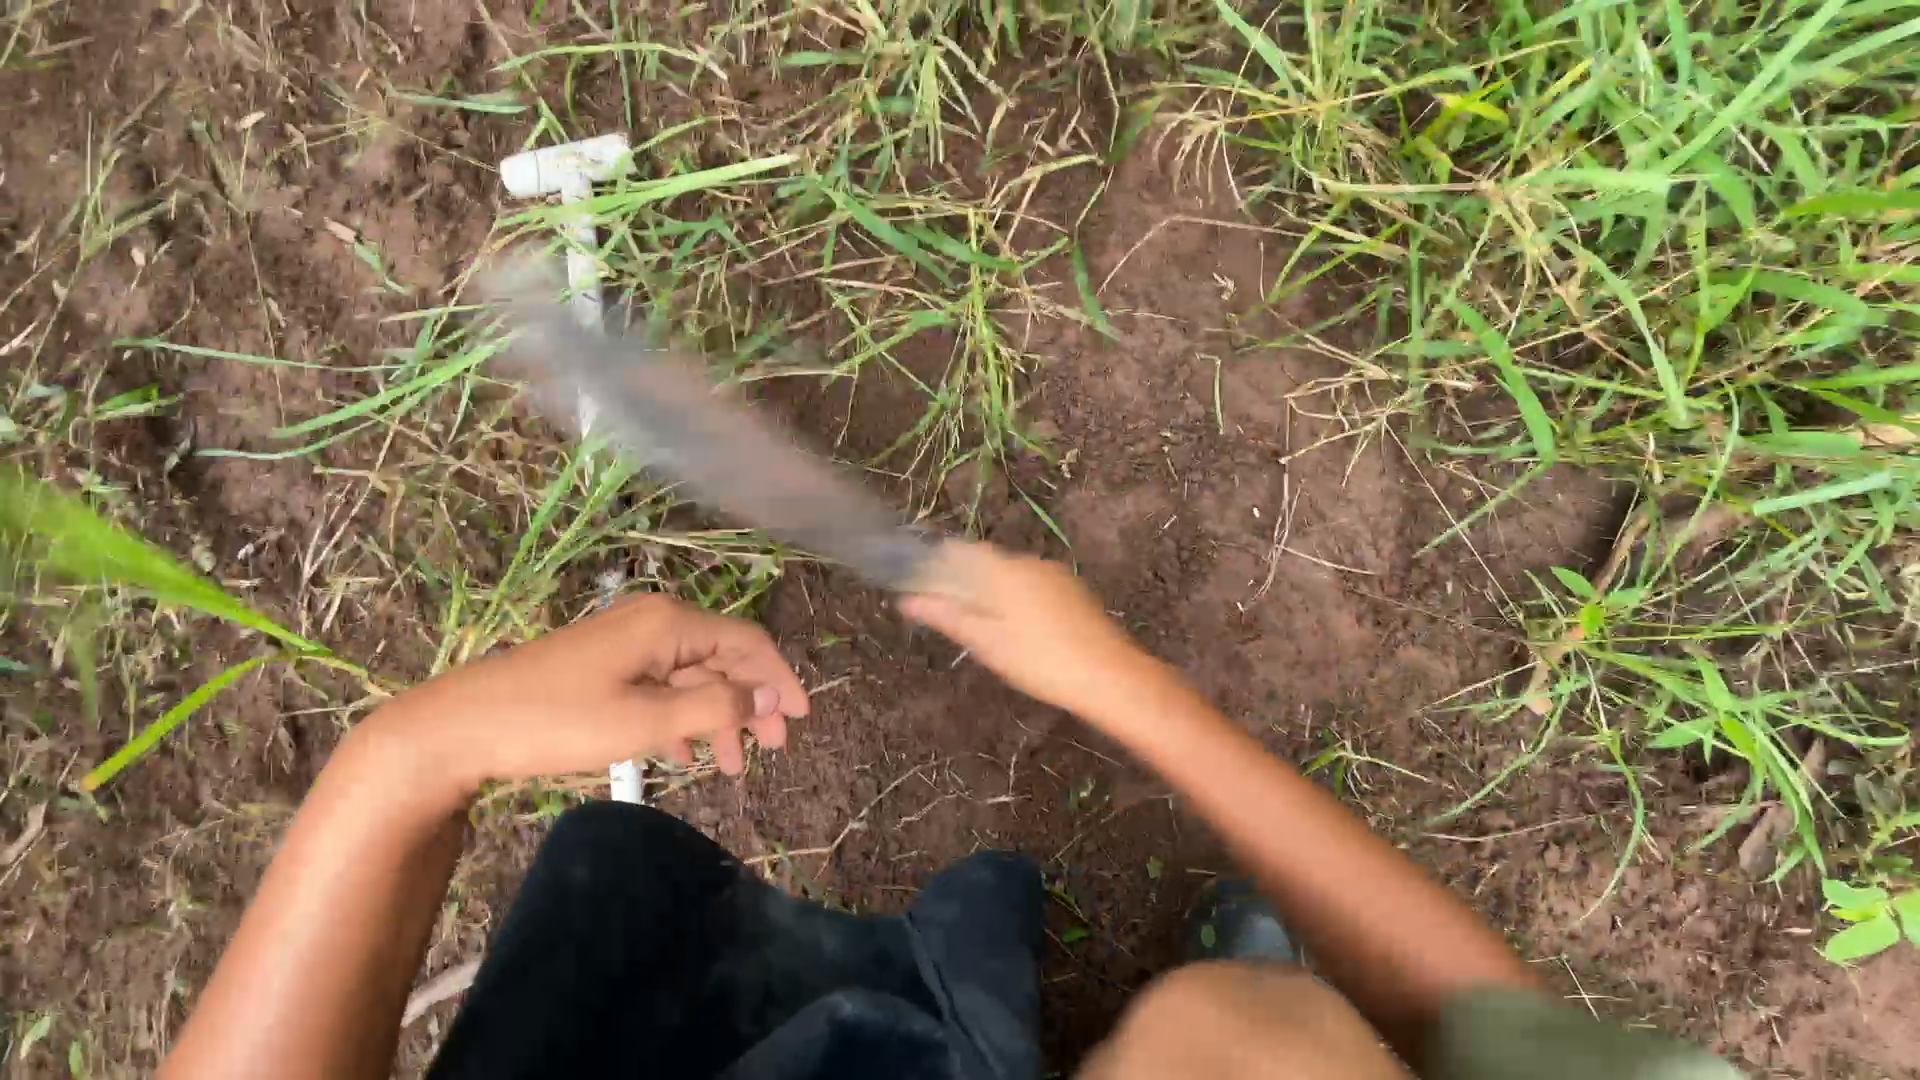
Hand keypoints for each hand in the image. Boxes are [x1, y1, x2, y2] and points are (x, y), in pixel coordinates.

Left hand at [357, 594, 808, 799]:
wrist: (456, 728)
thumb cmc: (555, 721)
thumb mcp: (644, 722)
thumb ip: (714, 707)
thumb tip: (767, 697)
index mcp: (669, 623)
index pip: (747, 643)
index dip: (780, 679)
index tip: (801, 720)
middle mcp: (655, 621)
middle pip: (724, 658)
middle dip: (751, 703)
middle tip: (770, 750)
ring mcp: (629, 641)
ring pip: (694, 674)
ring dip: (719, 715)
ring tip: (731, 764)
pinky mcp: (608, 663)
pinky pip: (664, 684)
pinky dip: (684, 715)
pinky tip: (686, 750)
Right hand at [900, 540, 1171, 720]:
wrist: (1110, 676)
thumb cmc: (1041, 661)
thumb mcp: (986, 642)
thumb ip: (947, 615)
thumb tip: (907, 599)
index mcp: (1006, 569)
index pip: (963, 550)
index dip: (940, 561)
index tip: (922, 579)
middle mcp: (1031, 562)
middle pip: (988, 561)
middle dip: (966, 579)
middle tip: (949, 609)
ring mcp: (1056, 575)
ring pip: (1012, 574)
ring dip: (992, 590)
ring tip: (982, 624)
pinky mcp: (1074, 591)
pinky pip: (1034, 585)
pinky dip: (1017, 598)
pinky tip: (1017, 628)